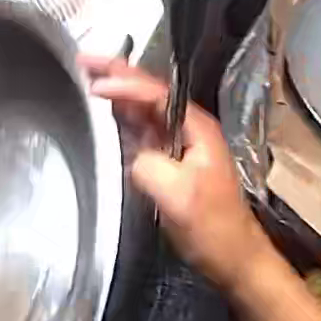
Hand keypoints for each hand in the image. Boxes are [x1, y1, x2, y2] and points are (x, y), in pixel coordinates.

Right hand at [82, 54, 278, 293]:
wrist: (235, 260)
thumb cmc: (213, 227)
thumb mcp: (178, 196)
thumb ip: (148, 166)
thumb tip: (131, 155)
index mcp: (196, 126)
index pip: (155, 94)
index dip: (125, 85)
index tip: (96, 85)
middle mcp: (187, 126)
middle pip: (147, 91)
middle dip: (117, 74)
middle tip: (85, 59)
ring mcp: (177, 141)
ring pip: (142, 106)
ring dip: (116, 91)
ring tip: (88, 76)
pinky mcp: (168, 159)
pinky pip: (140, 127)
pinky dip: (121, 115)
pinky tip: (104, 110)